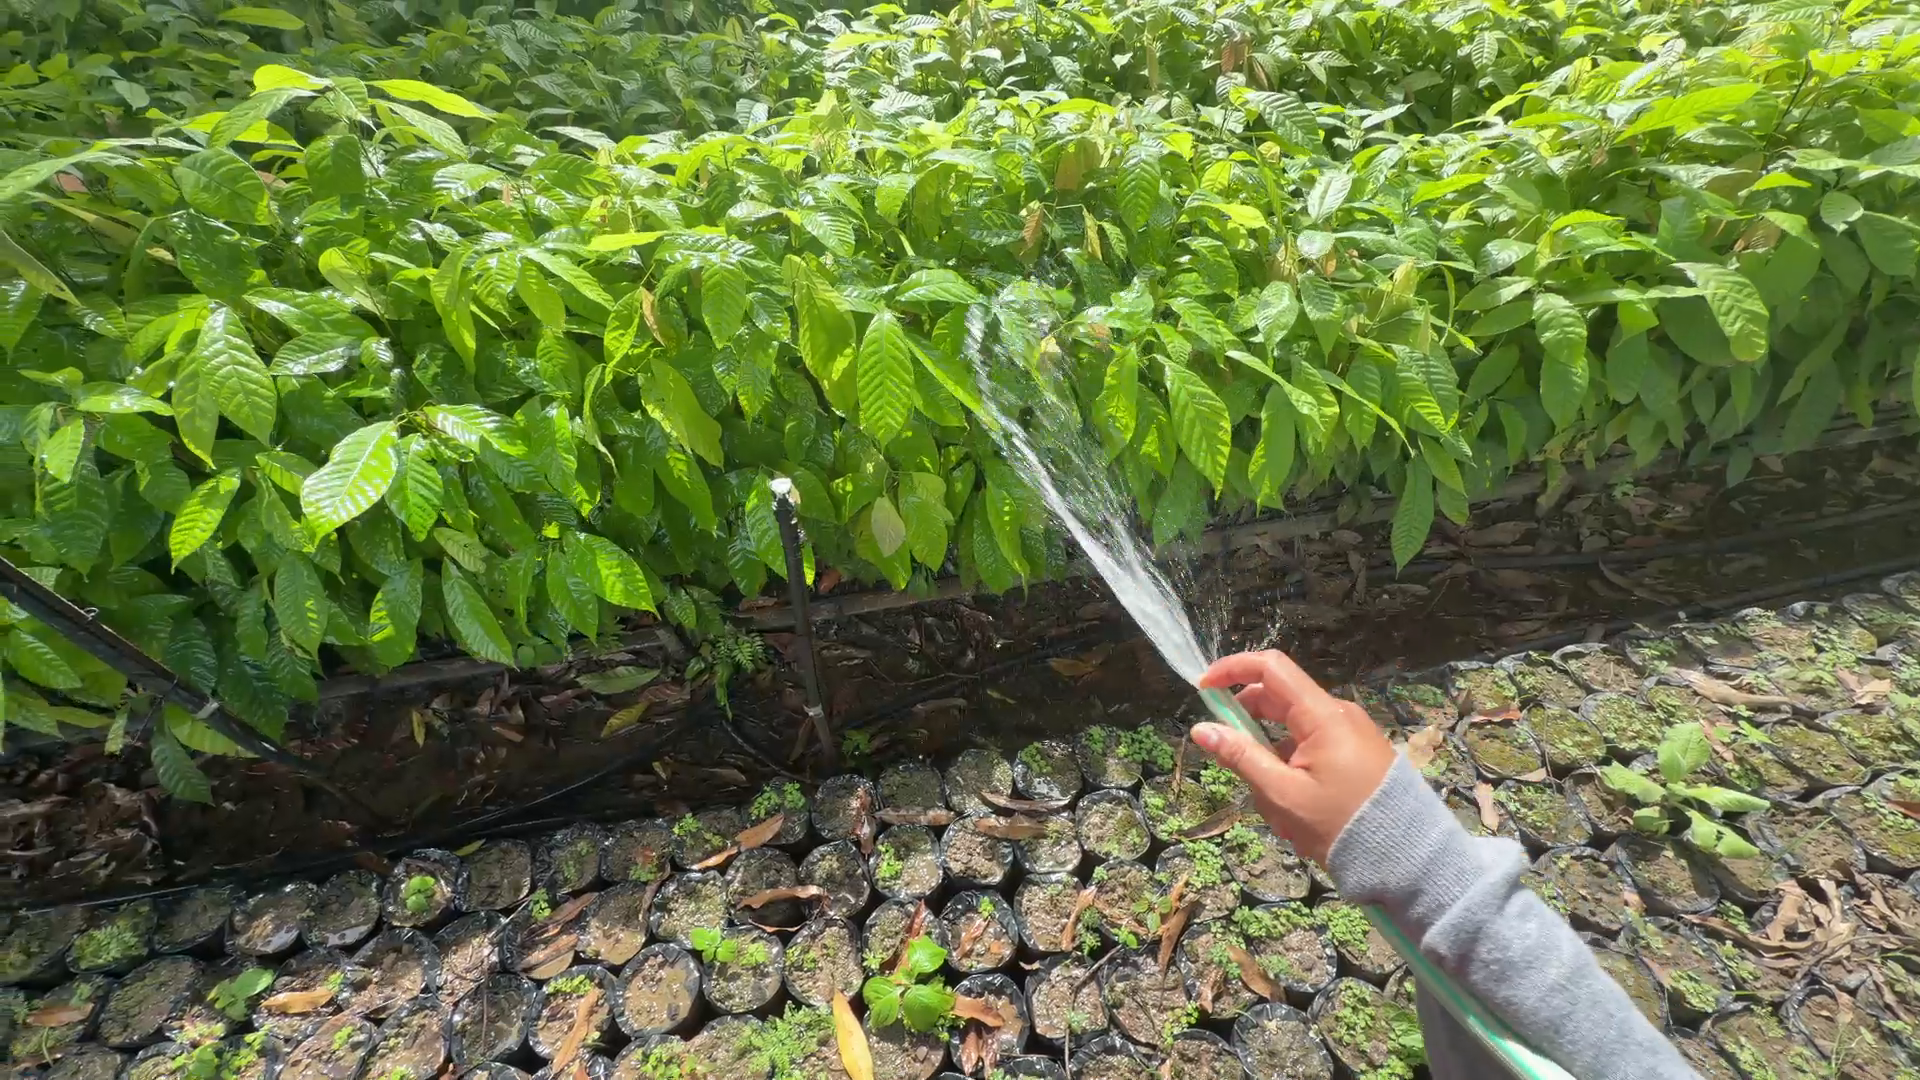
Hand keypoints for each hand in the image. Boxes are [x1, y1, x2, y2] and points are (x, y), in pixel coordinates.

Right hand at [1190, 649, 1396, 865]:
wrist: (1414, 864)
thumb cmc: (1343, 825)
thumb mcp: (1283, 794)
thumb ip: (1240, 756)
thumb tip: (1202, 729)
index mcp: (1322, 715)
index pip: (1270, 667)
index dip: (1232, 669)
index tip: (1204, 688)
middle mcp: (1338, 714)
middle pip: (1278, 697)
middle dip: (1246, 721)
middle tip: (1227, 754)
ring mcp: (1351, 733)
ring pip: (1292, 726)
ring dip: (1268, 752)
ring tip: (1269, 801)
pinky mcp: (1357, 754)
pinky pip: (1311, 745)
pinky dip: (1290, 764)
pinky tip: (1291, 807)